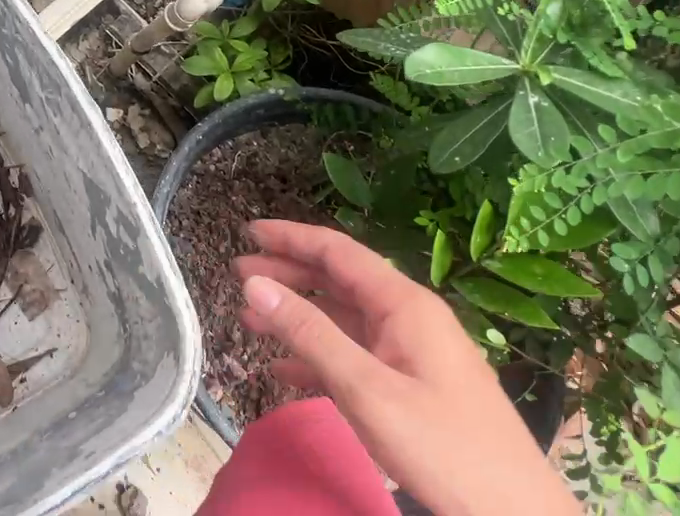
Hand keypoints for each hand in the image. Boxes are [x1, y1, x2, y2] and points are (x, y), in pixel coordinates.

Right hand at [233, 220, 578, 515]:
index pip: (338, 251)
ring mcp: (412, 354)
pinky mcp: (413, 387)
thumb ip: (308, 332)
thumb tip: (253, 283)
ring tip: (248, 320)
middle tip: (236, 273)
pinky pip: (354, 356)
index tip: (248, 231)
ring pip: (342, 320)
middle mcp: (409, 318)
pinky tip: (283, 370)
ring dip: (296, 317)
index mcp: (404, 305)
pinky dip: (316, 356)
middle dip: (287, 274)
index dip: (291, 237)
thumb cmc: (443, 448)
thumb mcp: (366, 389)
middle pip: (338, 281)